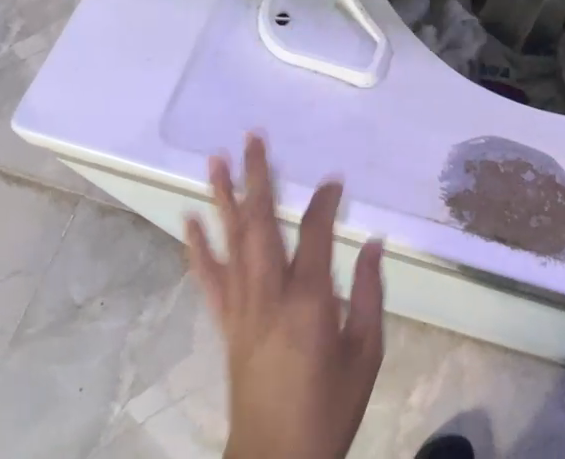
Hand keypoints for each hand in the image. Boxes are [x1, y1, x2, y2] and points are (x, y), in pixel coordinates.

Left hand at [186, 134, 385, 458]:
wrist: (278, 457)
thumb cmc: (331, 407)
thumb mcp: (367, 352)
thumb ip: (370, 294)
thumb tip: (374, 244)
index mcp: (310, 300)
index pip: (318, 233)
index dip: (326, 201)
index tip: (335, 180)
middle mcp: (269, 294)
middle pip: (261, 223)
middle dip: (258, 177)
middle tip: (253, 138)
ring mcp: (241, 308)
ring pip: (231, 242)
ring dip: (223, 198)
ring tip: (215, 160)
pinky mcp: (226, 324)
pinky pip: (208, 279)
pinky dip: (198, 247)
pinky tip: (190, 220)